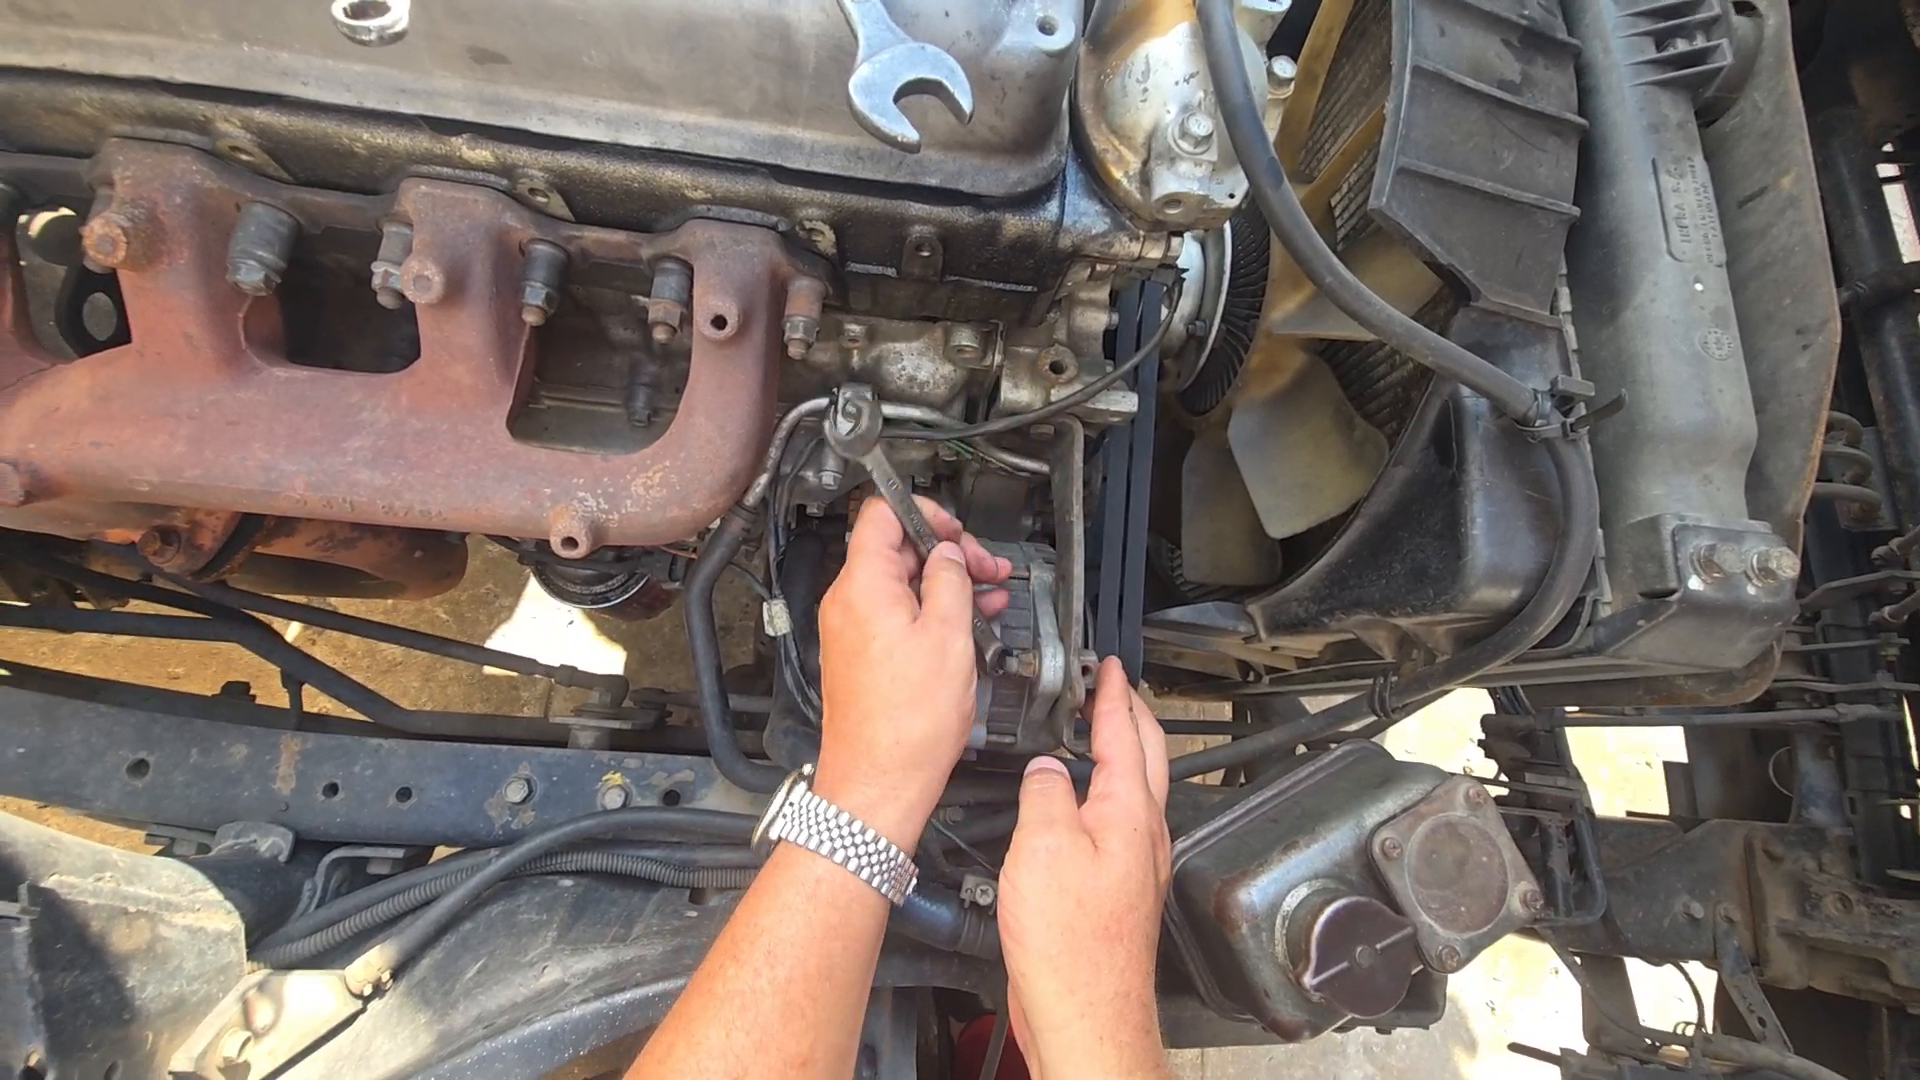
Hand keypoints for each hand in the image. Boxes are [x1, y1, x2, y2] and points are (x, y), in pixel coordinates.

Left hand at [814, 496, 1010, 848]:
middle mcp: (848, 602)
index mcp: (863, 586)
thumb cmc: (906, 723)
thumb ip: (949, 580)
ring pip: (901, 585)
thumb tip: (947, 555)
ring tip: (988, 598)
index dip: (925, 513)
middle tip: (986, 571)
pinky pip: (896, 616)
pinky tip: (967, 624)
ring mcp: (852, 629)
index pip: (881, 514)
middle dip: (947, 554)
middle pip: (897, 550)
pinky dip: (930, 612)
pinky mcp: (861, 655)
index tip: (956, 532)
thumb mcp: (948, 636)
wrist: (878, 783)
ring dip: (945, 585)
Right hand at [998, 657, 1172, 1078]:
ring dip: (1122, 749)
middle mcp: (1142, 834)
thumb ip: (1046, 792)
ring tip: (1100, 730)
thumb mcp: (1044, 846)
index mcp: (1127, 812)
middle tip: (1114, 688)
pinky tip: (1083, 800)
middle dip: (1131, 714)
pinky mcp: (1119, 887)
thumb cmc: (1072, 942)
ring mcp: (1135, 862)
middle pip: (1146, 755)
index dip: (1114, 694)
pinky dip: (1105, 788)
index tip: (1110, 667)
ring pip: (1135, 786)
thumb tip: (1046, 766)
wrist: (1085, 1014)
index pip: (1125, 733)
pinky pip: (1117, 818)